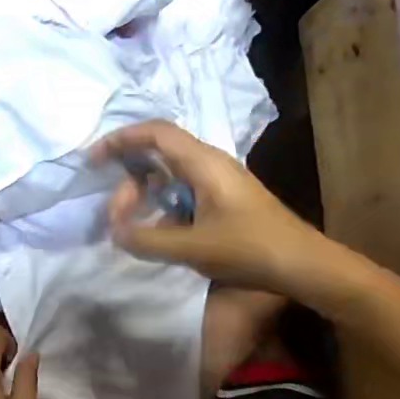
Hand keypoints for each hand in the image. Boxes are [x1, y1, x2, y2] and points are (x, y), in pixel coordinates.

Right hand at [93, 121, 350, 296]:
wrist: (306, 265)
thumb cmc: (251, 249)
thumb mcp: (193, 248)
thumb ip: (147, 240)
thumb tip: (115, 233)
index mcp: (203, 163)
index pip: (154, 133)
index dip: (120, 139)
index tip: (94, 160)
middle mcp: (209, 163)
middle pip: (156, 154)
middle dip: (128, 181)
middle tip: (116, 218)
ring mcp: (217, 181)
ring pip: (168, 175)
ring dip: (144, 195)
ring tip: (131, 227)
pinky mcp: (223, 200)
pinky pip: (181, 192)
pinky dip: (160, 206)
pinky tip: (156, 234)